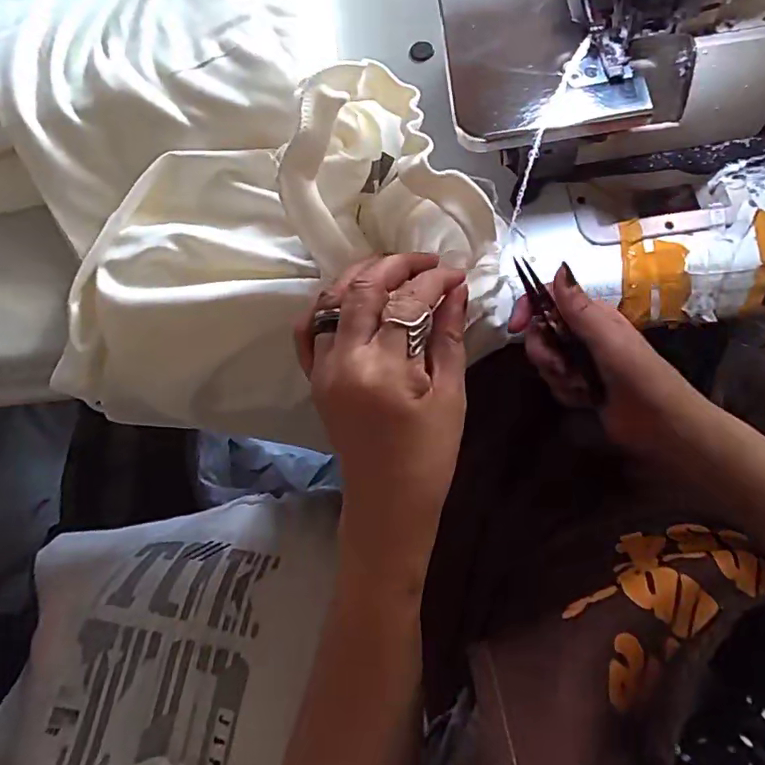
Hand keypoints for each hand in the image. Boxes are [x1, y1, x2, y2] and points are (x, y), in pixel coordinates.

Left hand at [294, 254, 469, 582]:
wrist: (387, 502)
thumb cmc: (429, 456)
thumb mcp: (450, 395)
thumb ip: (449, 336)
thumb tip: (456, 290)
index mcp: (382, 370)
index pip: (407, 303)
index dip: (434, 281)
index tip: (456, 273)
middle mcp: (343, 360)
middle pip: (363, 289)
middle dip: (397, 265)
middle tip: (427, 262)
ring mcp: (322, 368)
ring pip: (331, 299)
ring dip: (363, 276)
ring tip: (395, 271)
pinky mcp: (313, 377)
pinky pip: (308, 328)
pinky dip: (327, 304)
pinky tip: (352, 297)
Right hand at [509, 264, 715, 465]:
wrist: (661, 424)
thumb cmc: (638, 374)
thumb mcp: (607, 338)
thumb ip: (579, 307)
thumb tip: (559, 267)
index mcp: (592, 315)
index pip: (549, 298)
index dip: (528, 308)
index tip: (516, 328)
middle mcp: (584, 334)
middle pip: (540, 332)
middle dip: (544, 352)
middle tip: (561, 367)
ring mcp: (582, 361)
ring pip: (545, 361)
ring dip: (558, 376)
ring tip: (583, 387)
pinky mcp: (581, 386)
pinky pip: (555, 384)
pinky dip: (566, 393)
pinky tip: (586, 400)